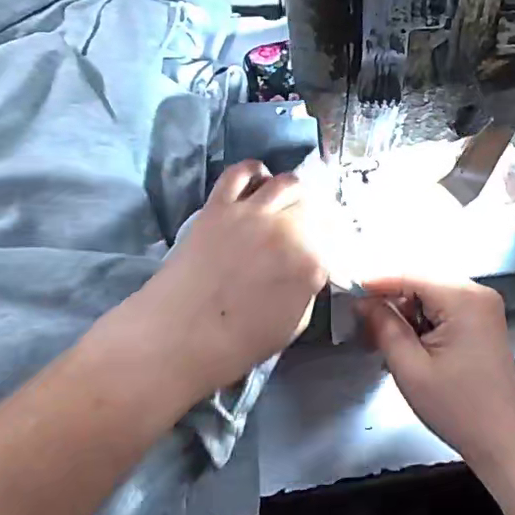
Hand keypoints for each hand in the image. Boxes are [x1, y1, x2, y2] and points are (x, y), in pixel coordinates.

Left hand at [125, 160, 326, 394]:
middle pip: (315, 205)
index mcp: (311, 263)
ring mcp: (252, 212)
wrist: (178, 335)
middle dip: (317, 216)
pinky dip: (254, 173)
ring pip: (288, 182)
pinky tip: (257, 185)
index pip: (336, 236)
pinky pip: (242, 171)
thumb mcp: (294, 323)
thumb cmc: (239, 342)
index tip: (328, 245)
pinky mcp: (219, 205)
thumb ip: (308, 286)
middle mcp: (288, 229)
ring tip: (285, 206)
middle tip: (309, 227)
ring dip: (294, 193)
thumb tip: (309, 265)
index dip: (334, 240)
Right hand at [357, 275, 514, 463]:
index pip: (409, 275)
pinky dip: (421, 319)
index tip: (348, 292)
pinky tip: (405, 342)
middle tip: (361, 322)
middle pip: (420, 281)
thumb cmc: (459, 407)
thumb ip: (384, 327)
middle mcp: (476, 292)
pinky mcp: (482, 320)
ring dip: (404, 311)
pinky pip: (443, 307)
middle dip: (390, 299)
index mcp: (462, 298)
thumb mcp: (410, 368)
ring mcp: (482, 305)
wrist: (506, 438)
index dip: (376, 283)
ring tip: (379, 337)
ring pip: (430, 294)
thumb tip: (363, 302)